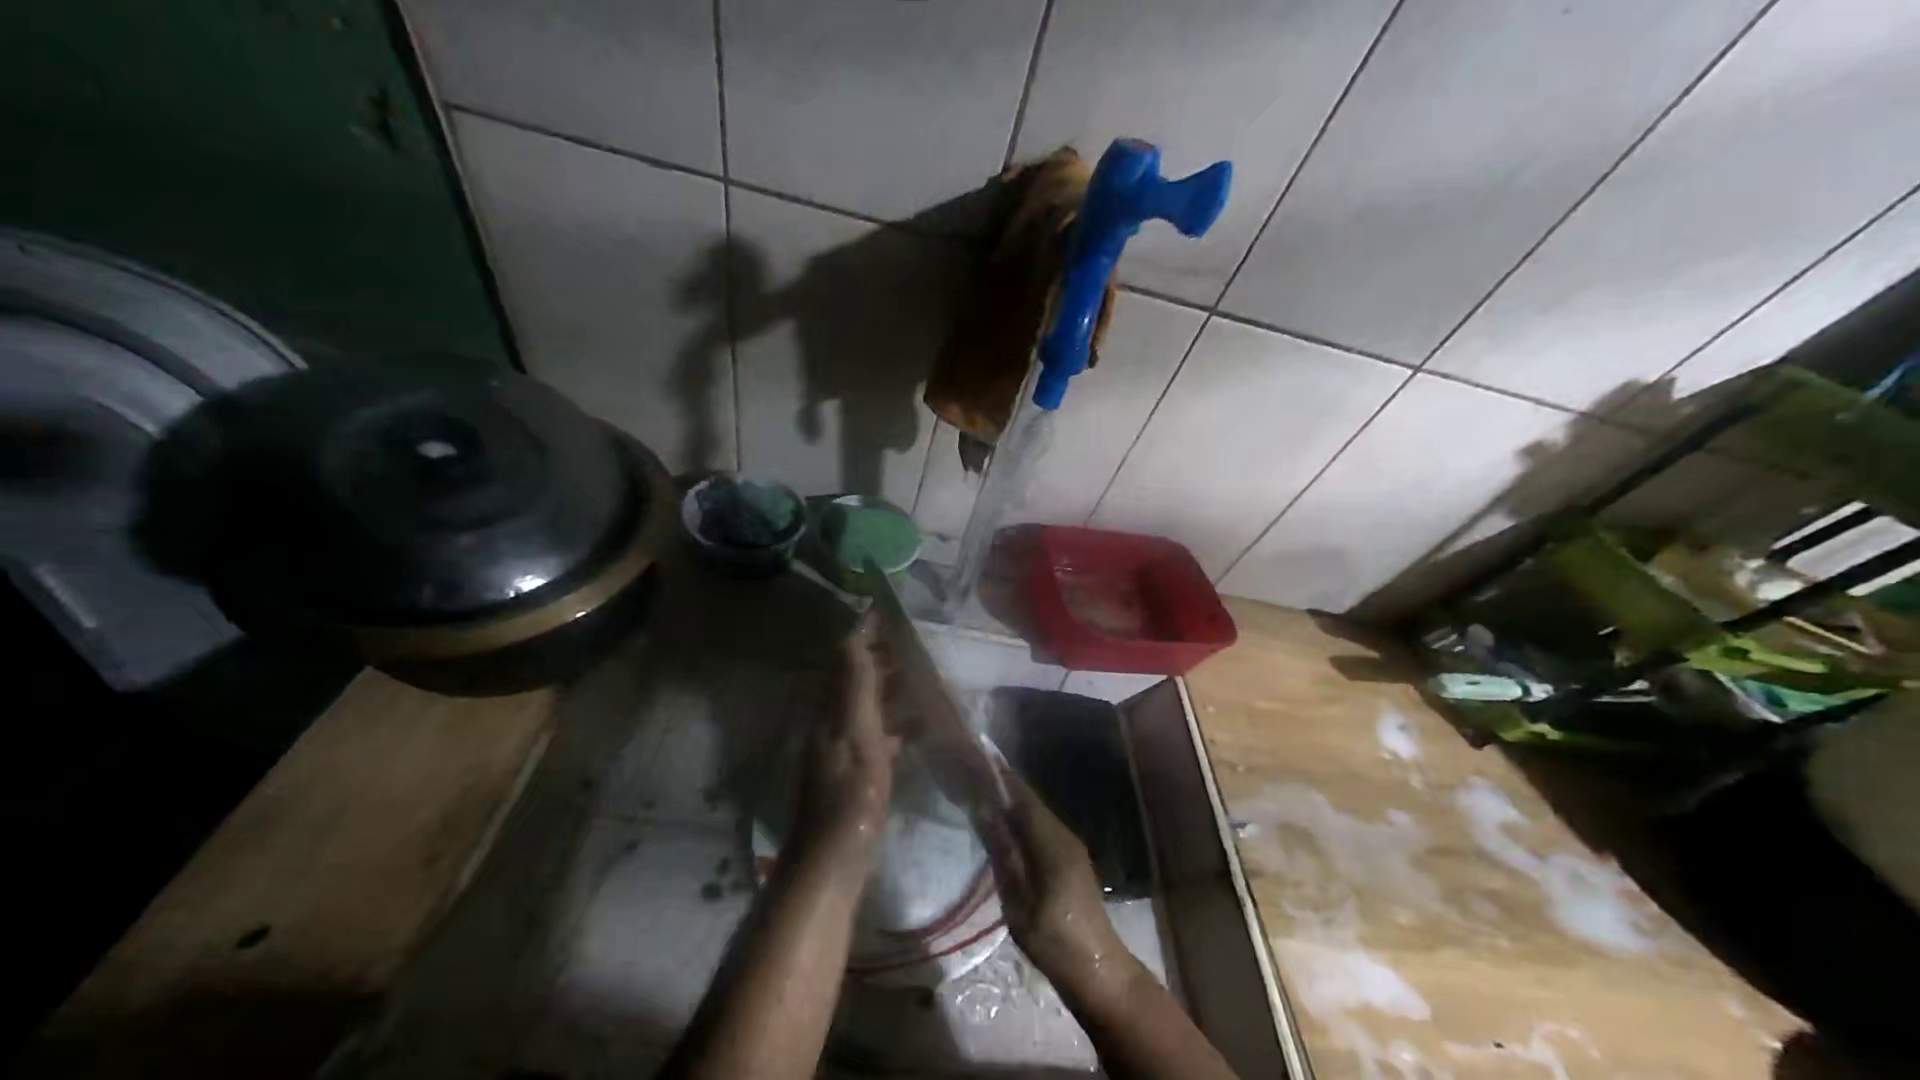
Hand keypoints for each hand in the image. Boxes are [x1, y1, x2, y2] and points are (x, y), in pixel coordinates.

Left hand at [793, 616, 900, 858]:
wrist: (833, 860)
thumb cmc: (849, 793)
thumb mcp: (856, 734)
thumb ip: (856, 686)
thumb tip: (854, 634)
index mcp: (831, 709)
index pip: (846, 656)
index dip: (865, 632)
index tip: (890, 611)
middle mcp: (834, 722)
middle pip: (859, 678)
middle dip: (885, 657)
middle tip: (920, 643)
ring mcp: (846, 748)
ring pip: (872, 705)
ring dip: (896, 688)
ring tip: (930, 678)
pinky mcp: (859, 772)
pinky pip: (882, 735)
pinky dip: (900, 724)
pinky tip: (924, 726)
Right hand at [984, 776, 1140, 1005]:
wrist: (1097, 969)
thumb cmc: (1053, 938)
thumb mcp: (1017, 900)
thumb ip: (1003, 852)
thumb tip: (986, 811)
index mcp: (1052, 842)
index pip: (1023, 796)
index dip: (1000, 778)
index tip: (975, 762)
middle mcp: (1065, 835)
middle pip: (1030, 801)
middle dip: (1003, 787)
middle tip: (972, 778)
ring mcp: (1071, 847)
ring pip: (1037, 814)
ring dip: (1011, 803)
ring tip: (981, 797)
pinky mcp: (1071, 859)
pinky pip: (1042, 828)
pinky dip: (1021, 820)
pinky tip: (1004, 827)